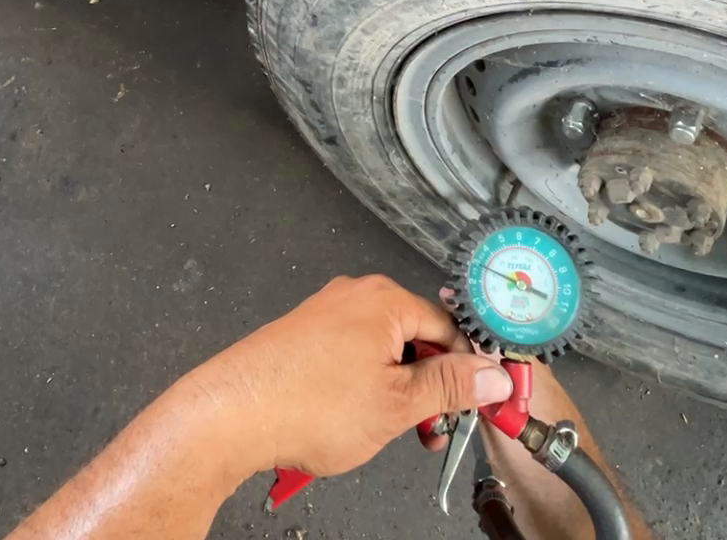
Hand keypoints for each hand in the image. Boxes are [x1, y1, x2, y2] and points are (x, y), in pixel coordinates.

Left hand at [179, 275, 514, 479]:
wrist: (235, 411)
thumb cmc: (307, 402)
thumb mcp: (397, 403)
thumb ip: (450, 387)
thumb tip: (490, 375)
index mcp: (384, 299)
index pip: (448, 328)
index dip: (466, 369)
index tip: (474, 401)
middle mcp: (356, 295)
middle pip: (415, 337)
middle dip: (429, 385)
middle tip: (430, 428)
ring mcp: (328, 312)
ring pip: (384, 350)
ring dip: (398, 389)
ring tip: (390, 430)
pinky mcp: (307, 332)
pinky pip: (353, 353)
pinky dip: (366, 384)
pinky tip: (356, 417)